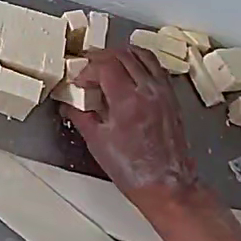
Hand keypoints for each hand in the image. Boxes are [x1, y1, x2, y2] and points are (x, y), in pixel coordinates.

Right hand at [61, 48, 210, 216]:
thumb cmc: (133, 170)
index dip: (88, 68)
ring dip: (123, 54)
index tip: (80, 81)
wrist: (166, 186)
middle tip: (89, 67)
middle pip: (123, 54)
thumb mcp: (98, 143)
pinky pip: (156, 67)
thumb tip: (68, 105)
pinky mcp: (171, 97)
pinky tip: (131, 72)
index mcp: (127, 100)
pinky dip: (141, 62)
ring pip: (142, 55)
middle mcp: (147, 90)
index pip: (105, 65)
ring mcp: (162, 92)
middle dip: (102, 57)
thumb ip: (81, 117)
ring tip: (109, 64)